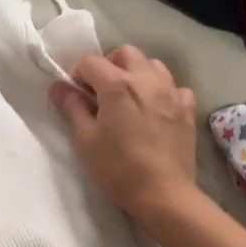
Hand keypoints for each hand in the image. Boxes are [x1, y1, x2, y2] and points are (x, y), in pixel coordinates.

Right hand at [48, 45, 199, 220]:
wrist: (163, 193)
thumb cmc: (118, 168)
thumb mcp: (86, 139)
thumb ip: (72, 107)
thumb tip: (58, 86)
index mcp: (117, 85)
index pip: (90, 61)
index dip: (77, 75)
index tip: (76, 96)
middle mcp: (146, 79)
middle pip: (125, 53)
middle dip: (109, 65)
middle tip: (102, 91)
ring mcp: (171, 92)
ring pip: (153, 64)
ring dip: (138, 73)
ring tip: (130, 97)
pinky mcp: (187, 109)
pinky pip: (175, 87)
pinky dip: (164, 92)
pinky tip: (157, 110)